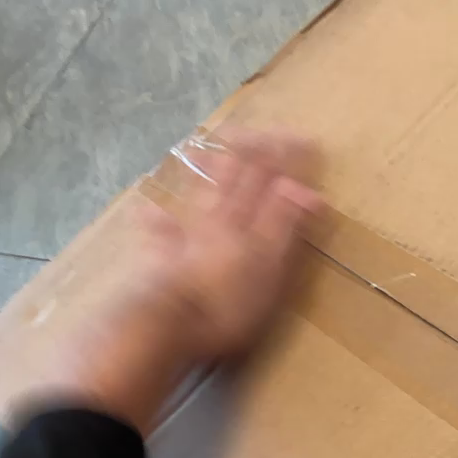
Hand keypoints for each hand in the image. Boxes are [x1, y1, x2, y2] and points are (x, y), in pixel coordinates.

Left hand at [35, 128, 324, 435]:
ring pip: (196, 190)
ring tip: (212, 147)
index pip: (268, 174)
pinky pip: (157, 228)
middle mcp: (212, 215)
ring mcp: (183, 233)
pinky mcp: (160, 256)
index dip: (286, 155)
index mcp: (242, 217)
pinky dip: (157, 216)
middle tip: (265, 133)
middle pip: (231, 172)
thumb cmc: (225, 304)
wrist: (164, 324)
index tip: (305, 140)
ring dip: (208, 167)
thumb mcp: (270, 269)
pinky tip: (149, 208)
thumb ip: (285, 227)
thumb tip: (307, 190)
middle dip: (251, 149)